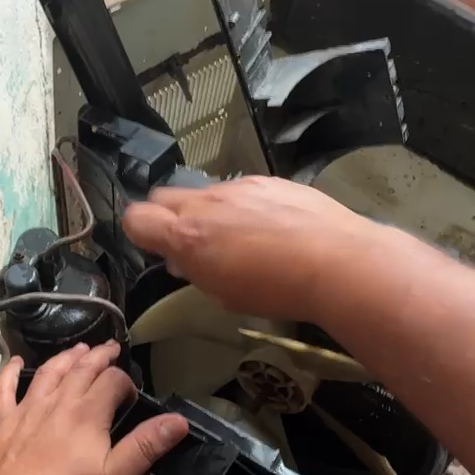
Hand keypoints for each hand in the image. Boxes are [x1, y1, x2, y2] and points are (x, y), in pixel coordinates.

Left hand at [0, 341, 189, 474]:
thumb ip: (146, 445)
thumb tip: (179, 421)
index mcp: (88, 414)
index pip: (112, 381)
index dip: (125, 382)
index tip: (131, 393)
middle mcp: (58, 403)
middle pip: (81, 369)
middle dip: (99, 357)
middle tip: (109, 348)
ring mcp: (27, 410)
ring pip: (48, 373)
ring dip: (65, 358)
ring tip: (77, 349)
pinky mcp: (3, 424)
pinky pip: (4, 389)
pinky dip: (9, 372)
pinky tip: (14, 362)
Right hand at [123, 175, 390, 321]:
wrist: (338, 262)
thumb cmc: (276, 290)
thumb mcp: (222, 294)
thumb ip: (194, 271)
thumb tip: (182, 261)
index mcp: (187, 235)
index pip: (136, 218)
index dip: (138, 232)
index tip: (152, 247)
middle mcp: (207, 202)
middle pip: (163, 196)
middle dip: (167, 216)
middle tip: (188, 243)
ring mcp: (240, 186)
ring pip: (205, 192)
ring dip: (208, 212)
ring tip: (237, 239)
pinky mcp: (270, 180)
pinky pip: (241, 190)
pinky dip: (243, 206)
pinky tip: (269, 229)